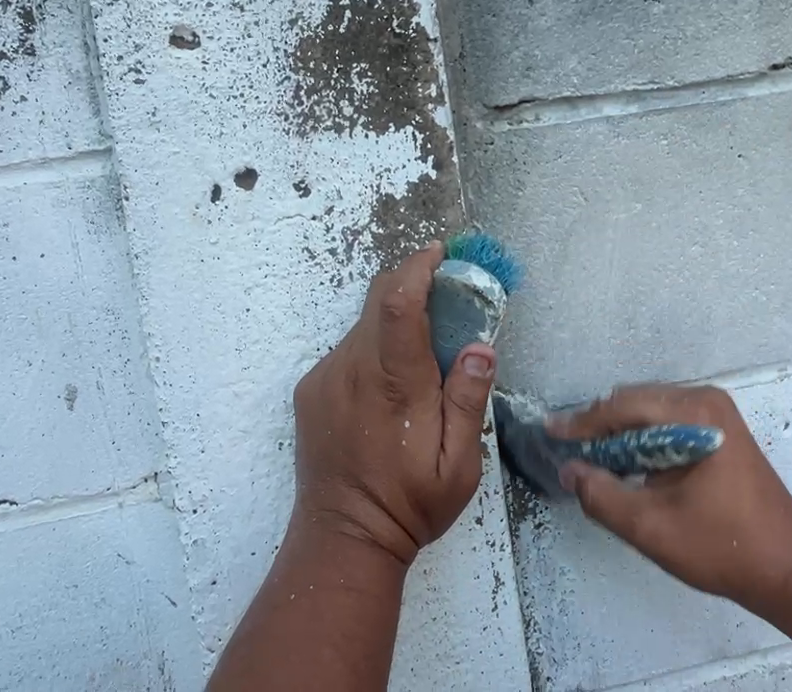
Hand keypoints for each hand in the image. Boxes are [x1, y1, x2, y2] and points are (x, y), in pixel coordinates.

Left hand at [290, 244, 497, 567]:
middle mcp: (352, 370)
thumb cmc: (410, 504)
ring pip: (363, 323)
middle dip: (412, 282)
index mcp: (393, 386)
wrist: (343, 538)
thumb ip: (468, 402)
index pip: (397, 304)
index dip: (418, 268)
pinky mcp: (311, 388)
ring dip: (395, 319)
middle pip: (377, 299)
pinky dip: (375, 345)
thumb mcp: (459, 466)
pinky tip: (392, 382)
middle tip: (446, 292)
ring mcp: (325, 377)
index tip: (441, 253)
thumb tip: (479, 348)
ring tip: (424, 349)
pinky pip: (349, 347)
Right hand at [549, 384, 791, 609]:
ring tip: (593, 459)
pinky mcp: (720, 427)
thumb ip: (602, 496)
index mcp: (693, 413)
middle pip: (636, 401)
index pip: (623, 407)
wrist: (788, 566)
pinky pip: (667, 420)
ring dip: (621, 431)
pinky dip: (642, 436)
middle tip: (570, 452)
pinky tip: (628, 461)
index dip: (582, 423)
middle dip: (601, 425)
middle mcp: (705, 400)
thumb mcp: (651, 528)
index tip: (549, 431)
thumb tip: (569, 470)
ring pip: (650, 408)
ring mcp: (716, 411)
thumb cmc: (722, 547)